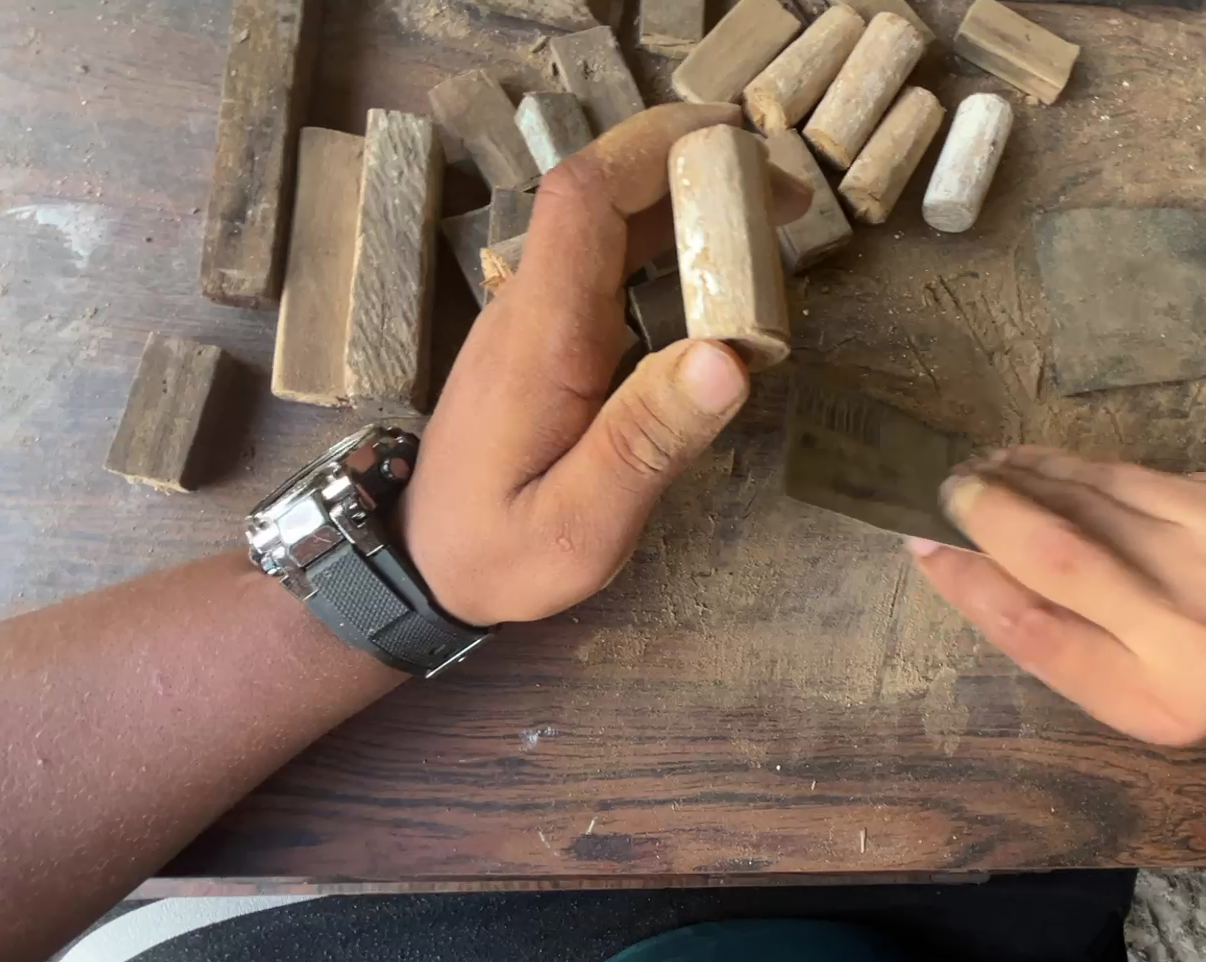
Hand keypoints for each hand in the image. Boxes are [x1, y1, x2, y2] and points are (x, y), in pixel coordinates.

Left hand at [407, 105, 811, 626]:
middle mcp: (531, 311)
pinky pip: (605, 275)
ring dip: (684, 213)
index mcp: (541, 340)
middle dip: (691, 175)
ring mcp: (534, 324)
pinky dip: (665, 257)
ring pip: (606, 235)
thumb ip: (646, 443)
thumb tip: (728, 356)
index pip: (585, 201)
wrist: (424, 564)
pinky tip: (712, 287)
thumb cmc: (500, 554)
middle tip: (780, 200)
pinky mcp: (544, 347)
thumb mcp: (581, 522)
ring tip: (765, 234)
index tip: (739, 153)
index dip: (659, 153)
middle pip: (601, 201)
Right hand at [907, 447, 1205, 744]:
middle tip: (945, 493)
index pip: (1037, 630)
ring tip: (974, 473)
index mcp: (1153, 693)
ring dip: (1016, 480)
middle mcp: (1195, 627)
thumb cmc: (1175, 676)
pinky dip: (1057, 464)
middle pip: (1063, 556)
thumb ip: (1034, 627)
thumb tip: (950, 553)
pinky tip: (1023, 462)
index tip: (922, 546)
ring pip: (1086, 500)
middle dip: (989, 515)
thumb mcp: (1103, 682)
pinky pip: (1117, 472)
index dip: (967, 582)